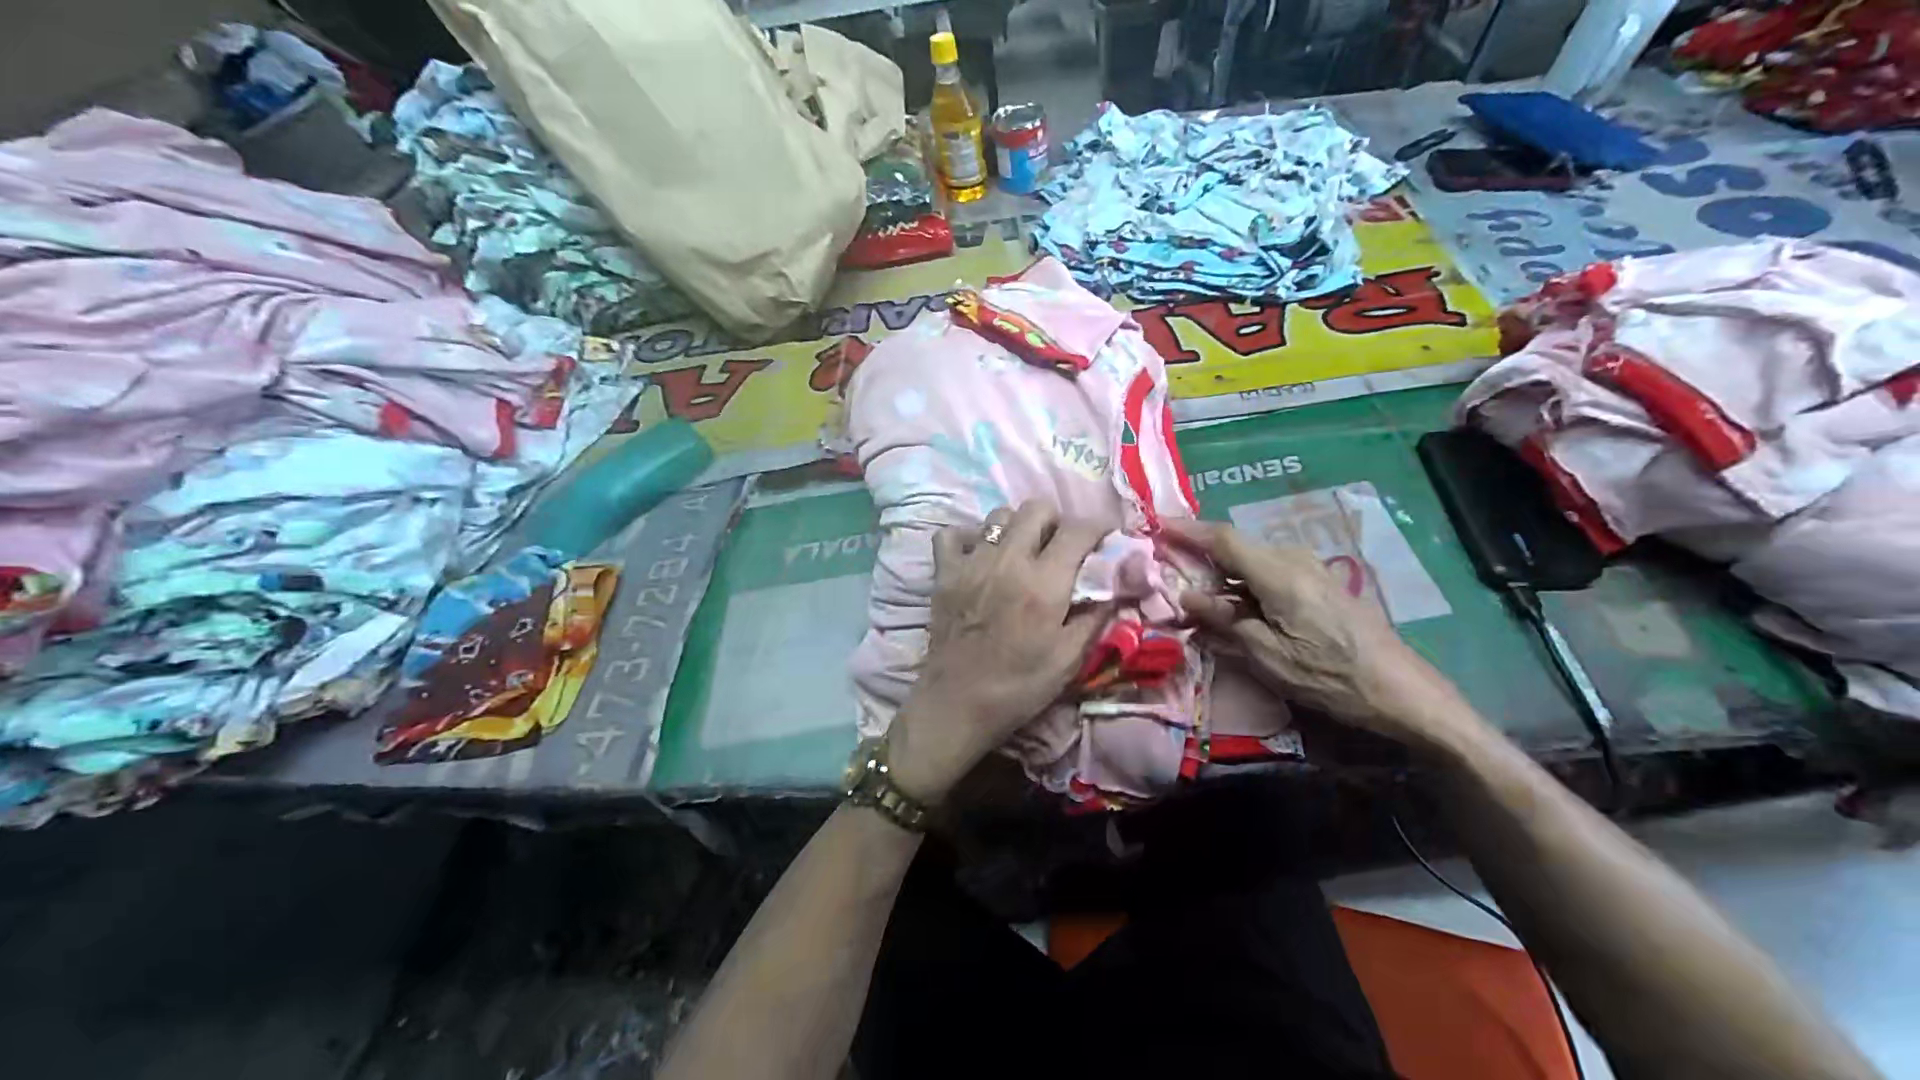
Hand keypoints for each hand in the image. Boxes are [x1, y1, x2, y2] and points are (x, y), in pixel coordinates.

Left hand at [886, 501, 1110, 804]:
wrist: (958, 704)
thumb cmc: (1020, 686)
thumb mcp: (1070, 658)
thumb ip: (1096, 614)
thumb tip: (1117, 583)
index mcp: (1045, 582)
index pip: (1078, 529)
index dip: (1098, 529)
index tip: (1103, 541)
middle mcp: (1008, 561)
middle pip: (1037, 509)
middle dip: (1056, 522)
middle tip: (1060, 548)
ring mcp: (971, 563)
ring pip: (998, 516)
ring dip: (1016, 528)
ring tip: (1021, 553)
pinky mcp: (944, 573)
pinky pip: (951, 534)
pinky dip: (967, 538)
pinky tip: (978, 557)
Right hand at [1164, 519, 1484, 755]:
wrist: (1401, 690)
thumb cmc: (1329, 676)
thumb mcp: (1267, 655)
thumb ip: (1224, 620)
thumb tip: (1187, 596)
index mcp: (1278, 573)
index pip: (1221, 538)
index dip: (1185, 530)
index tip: (1153, 524)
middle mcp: (1294, 559)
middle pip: (1234, 546)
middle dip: (1198, 554)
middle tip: (1166, 570)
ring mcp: (1309, 569)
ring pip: (1250, 560)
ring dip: (1220, 573)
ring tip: (1193, 596)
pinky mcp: (1318, 584)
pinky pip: (1268, 572)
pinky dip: (1242, 583)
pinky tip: (1231, 606)